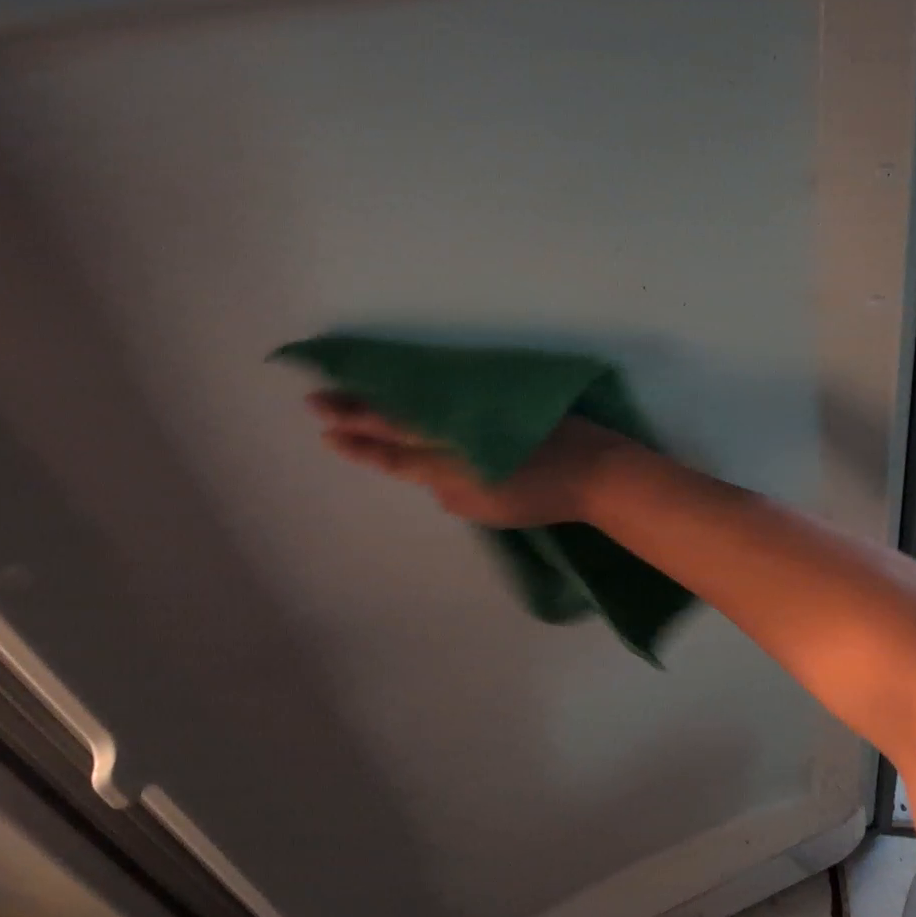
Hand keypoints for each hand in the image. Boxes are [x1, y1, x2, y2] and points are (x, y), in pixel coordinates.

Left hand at [307, 393, 627, 527]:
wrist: (597, 479)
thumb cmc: (563, 429)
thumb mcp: (510, 405)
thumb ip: (467, 415)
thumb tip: (439, 428)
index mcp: (459, 439)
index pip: (397, 425)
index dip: (358, 414)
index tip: (321, 405)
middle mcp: (451, 471)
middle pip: (394, 449)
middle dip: (355, 432)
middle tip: (318, 412)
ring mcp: (463, 495)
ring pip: (418, 471)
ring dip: (388, 453)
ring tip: (353, 437)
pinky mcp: (480, 511)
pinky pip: (448, 487)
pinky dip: (436, 473)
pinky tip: (443, 466)